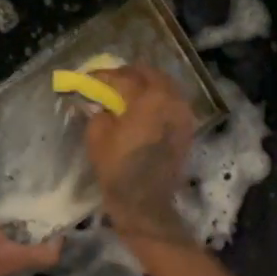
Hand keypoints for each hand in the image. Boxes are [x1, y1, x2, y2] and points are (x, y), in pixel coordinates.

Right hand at [84, 66, 196, 244]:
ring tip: (130, 90)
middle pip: (151, 74)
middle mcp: (171, 100)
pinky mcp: (187, 129)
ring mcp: (183, 114)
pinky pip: (174, 102)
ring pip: (166, 86)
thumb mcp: (97, 136)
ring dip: (147, 83)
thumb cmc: (118, 168)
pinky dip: (159, 98)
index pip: (123, 77)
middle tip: (112, 79)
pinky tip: (146, 106)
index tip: (89, 77)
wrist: (145, 201)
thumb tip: (100, 104)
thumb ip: (98, 112)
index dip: (103, 75)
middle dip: (130, 73)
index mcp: (148, 98)